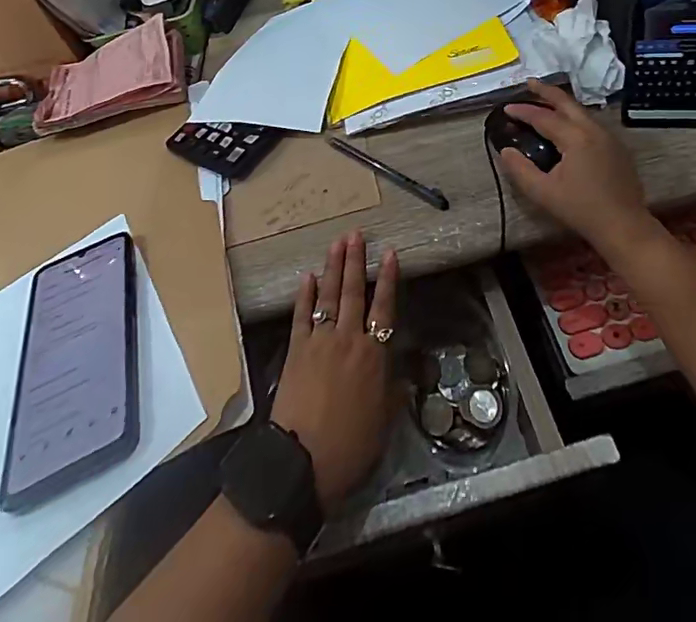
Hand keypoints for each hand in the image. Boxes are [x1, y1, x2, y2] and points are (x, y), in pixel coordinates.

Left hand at [270, 229, 397, 514]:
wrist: (302, 460)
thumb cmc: (351, 445)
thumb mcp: (384, 421)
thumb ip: (392, 392)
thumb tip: (400, 374)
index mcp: (374, 356)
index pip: (385, 308)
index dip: (388, 280)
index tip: (390, 254)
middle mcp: (347, 339)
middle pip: (354, 293)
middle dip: (356, 261)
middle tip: (356, 235)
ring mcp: (319, 341)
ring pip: (329, 296)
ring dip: (333, 268)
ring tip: (337, 244)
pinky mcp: (296, 349)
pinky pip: (302, 315)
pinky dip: (305, 294)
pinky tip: (308, 277)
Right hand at [495, 81, 658, 253]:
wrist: (624, 225)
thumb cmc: (581, 209)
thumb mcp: (543, 192)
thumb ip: (520, 169)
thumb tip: (505, 151)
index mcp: (576, 138)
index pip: (543, 117)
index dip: (523, 111)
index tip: (506, 108)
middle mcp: (594, 130)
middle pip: (567, 103)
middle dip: (546, 91)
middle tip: (529, 83)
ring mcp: (609, 137)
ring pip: (581, 112)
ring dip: (561, 104)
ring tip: (544, 102)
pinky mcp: (617, 148)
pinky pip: (590, 123)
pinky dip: (574, 117)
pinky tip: (566, 125)